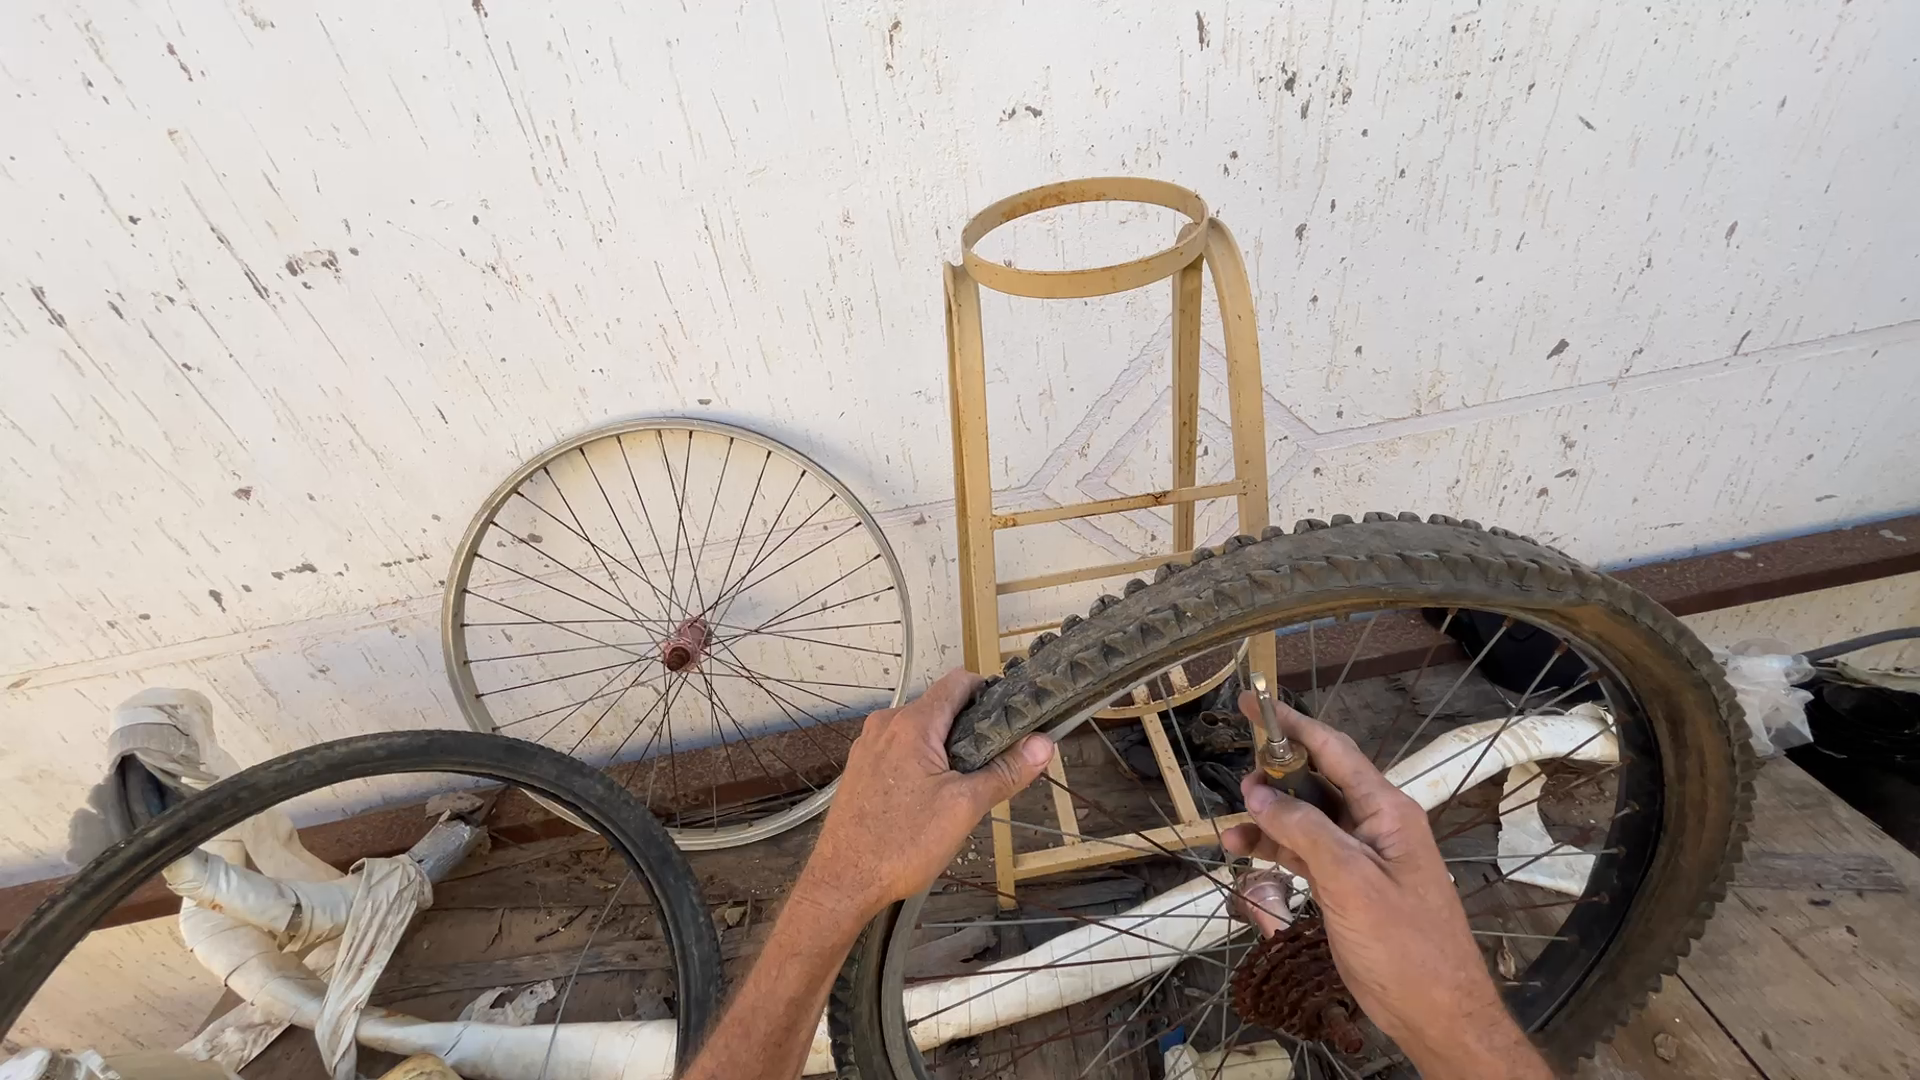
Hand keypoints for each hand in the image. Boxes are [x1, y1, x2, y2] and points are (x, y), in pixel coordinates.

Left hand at [799, 669, 1053, 920]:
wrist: (842, 883)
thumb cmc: (901, 845)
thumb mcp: (964, 808)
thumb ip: (1005, 771)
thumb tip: (1043, 744)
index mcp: (912, 723)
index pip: (959, 681)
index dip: (990, 691)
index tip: (1012, 716)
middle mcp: (887, 724)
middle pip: (941, 706)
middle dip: (971, 727)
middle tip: (995, 760)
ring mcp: (870, 745)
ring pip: (921, 729)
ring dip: (947, 747)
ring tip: (965, 784)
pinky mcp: (861, 767)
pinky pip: (901, 748)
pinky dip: (923, 760)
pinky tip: (931, 796)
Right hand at [1222, 695, 1550, 1079]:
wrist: (1440, 1019)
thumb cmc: (1403, 945)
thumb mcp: (1349, 879)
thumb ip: (1301, 828)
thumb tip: (1256, 791)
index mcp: (1385, 809)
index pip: (1332, 748)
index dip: (1290, 723)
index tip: (1252, 702)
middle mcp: (1372, 822)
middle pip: (1314, 780)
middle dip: (1273, 776)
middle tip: (1239, 783)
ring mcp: (1359, 853)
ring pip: (1303, 818)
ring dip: (1266, 820)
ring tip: (1232, 830)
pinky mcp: (1347, 882)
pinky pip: (1303, 851)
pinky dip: (1273, 849)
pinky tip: (1244, 854)